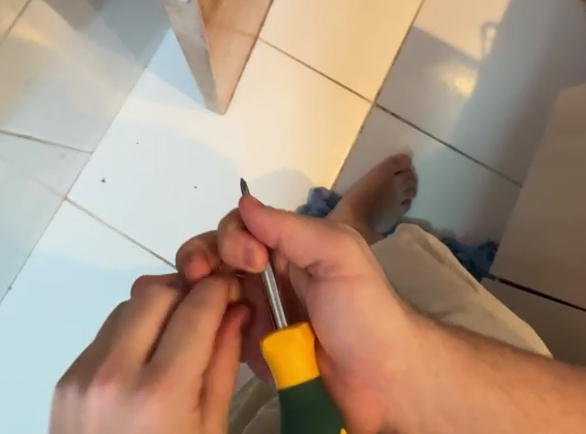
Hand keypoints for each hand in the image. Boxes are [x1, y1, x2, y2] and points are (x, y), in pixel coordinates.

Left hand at [52, 272, 248, 432]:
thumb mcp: (210, 433)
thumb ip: (223, 364)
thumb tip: (237, 309)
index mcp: (159, 393)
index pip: (196, 307)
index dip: (220, 290)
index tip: (233, 290)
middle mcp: (114, 374)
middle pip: (156, 292)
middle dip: (187, 292)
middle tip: (207, 310)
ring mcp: (82, 376)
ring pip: (127, 306)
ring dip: (157, 308)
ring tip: (177, 336)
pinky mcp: (64, 382)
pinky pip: (104, 333)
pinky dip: (131, 332)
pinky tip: (146, 361)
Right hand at [174, 194, 427, 432]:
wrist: (386, 386)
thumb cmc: (366, 313)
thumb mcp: (337, 256)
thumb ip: (289, 228)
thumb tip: (244, 200)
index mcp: (290, 245)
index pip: (241, 227)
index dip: (232, 237)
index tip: (250, 261)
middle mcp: (269, 273)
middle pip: (217, 255)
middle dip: (202, 260)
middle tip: (202, 278)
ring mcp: (260, 312)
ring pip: (212, 292)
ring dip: (199, 294)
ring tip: (200, 309)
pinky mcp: (255, 351)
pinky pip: (220, 334)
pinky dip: (208, 330)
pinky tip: (204, 337)